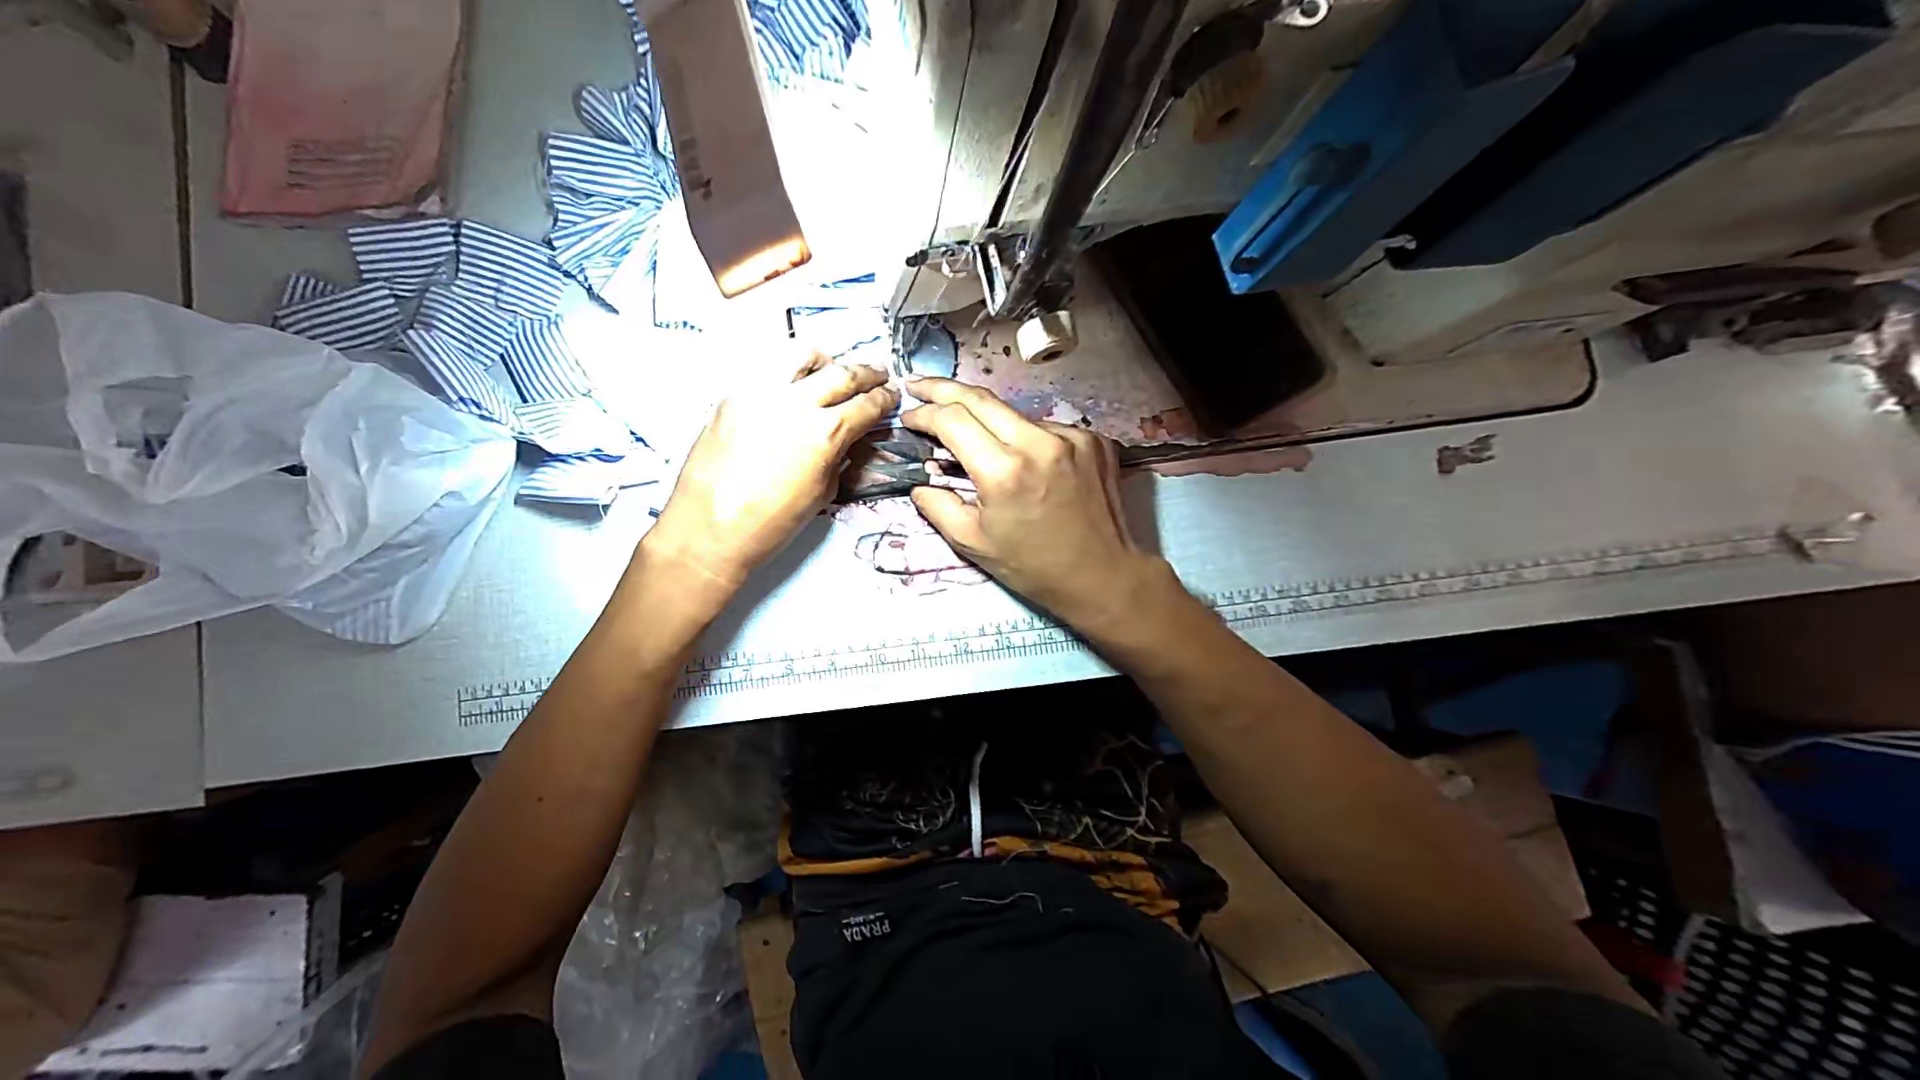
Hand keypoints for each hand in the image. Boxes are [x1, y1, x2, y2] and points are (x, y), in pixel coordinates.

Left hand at [644, 350, 895, 592]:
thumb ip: (838, 458)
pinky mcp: (732, 395)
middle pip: (842, 373)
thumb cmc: (767, 524)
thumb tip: (846, 440)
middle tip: (877, 375)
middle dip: (866, 373)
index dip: (884, 398)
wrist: (709, 529)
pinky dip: (788, 371)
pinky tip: (791, 386)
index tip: (890, 395)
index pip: (866, 404)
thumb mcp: (821, 493)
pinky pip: (767, 370)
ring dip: (825, 360)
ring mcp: (760, 394)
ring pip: (801, 354)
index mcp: (825, 433)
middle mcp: (796, 404)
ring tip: (830, 369)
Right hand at [900, 377, 1174, 629]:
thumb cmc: (1033, 566)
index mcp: (1004, 472)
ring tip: (977, 442)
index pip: (953, 420)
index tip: (910, 416)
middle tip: (920, 387)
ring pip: (1015, 413)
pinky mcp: (1093, 440)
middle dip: (943, 389)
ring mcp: (1071, 437)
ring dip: (988, 420)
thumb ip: (937, 506)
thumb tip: (921, 483)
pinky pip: (1046, 428)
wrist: (1101, 575)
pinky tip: (1023, 460)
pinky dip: (1026, 438)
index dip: (924, 414)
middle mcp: (1039, 444)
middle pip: (980, 398)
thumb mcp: (972, 543)